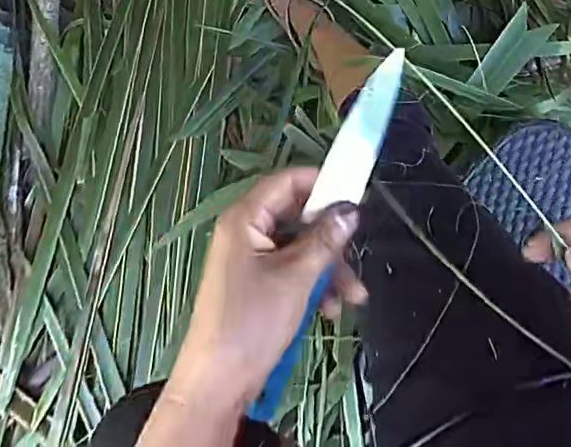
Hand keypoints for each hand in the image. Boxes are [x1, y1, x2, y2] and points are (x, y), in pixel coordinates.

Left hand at [161, 168, 367, 413]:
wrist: (215, 389)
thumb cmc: (251, 324)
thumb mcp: (297, 277)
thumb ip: (325, 239)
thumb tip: (350, 210)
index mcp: (245, 218)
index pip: (288, 181)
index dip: (322, 183)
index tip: (354, 192)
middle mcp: (245, 231)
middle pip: (298, 216)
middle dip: (331, 237)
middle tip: (355, 251)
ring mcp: (250, 259)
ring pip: (299, 246)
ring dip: (328, 268)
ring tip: (351, 294)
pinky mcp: (255, 284)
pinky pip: (291, 269)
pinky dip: (313, 284)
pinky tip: (332, 308)